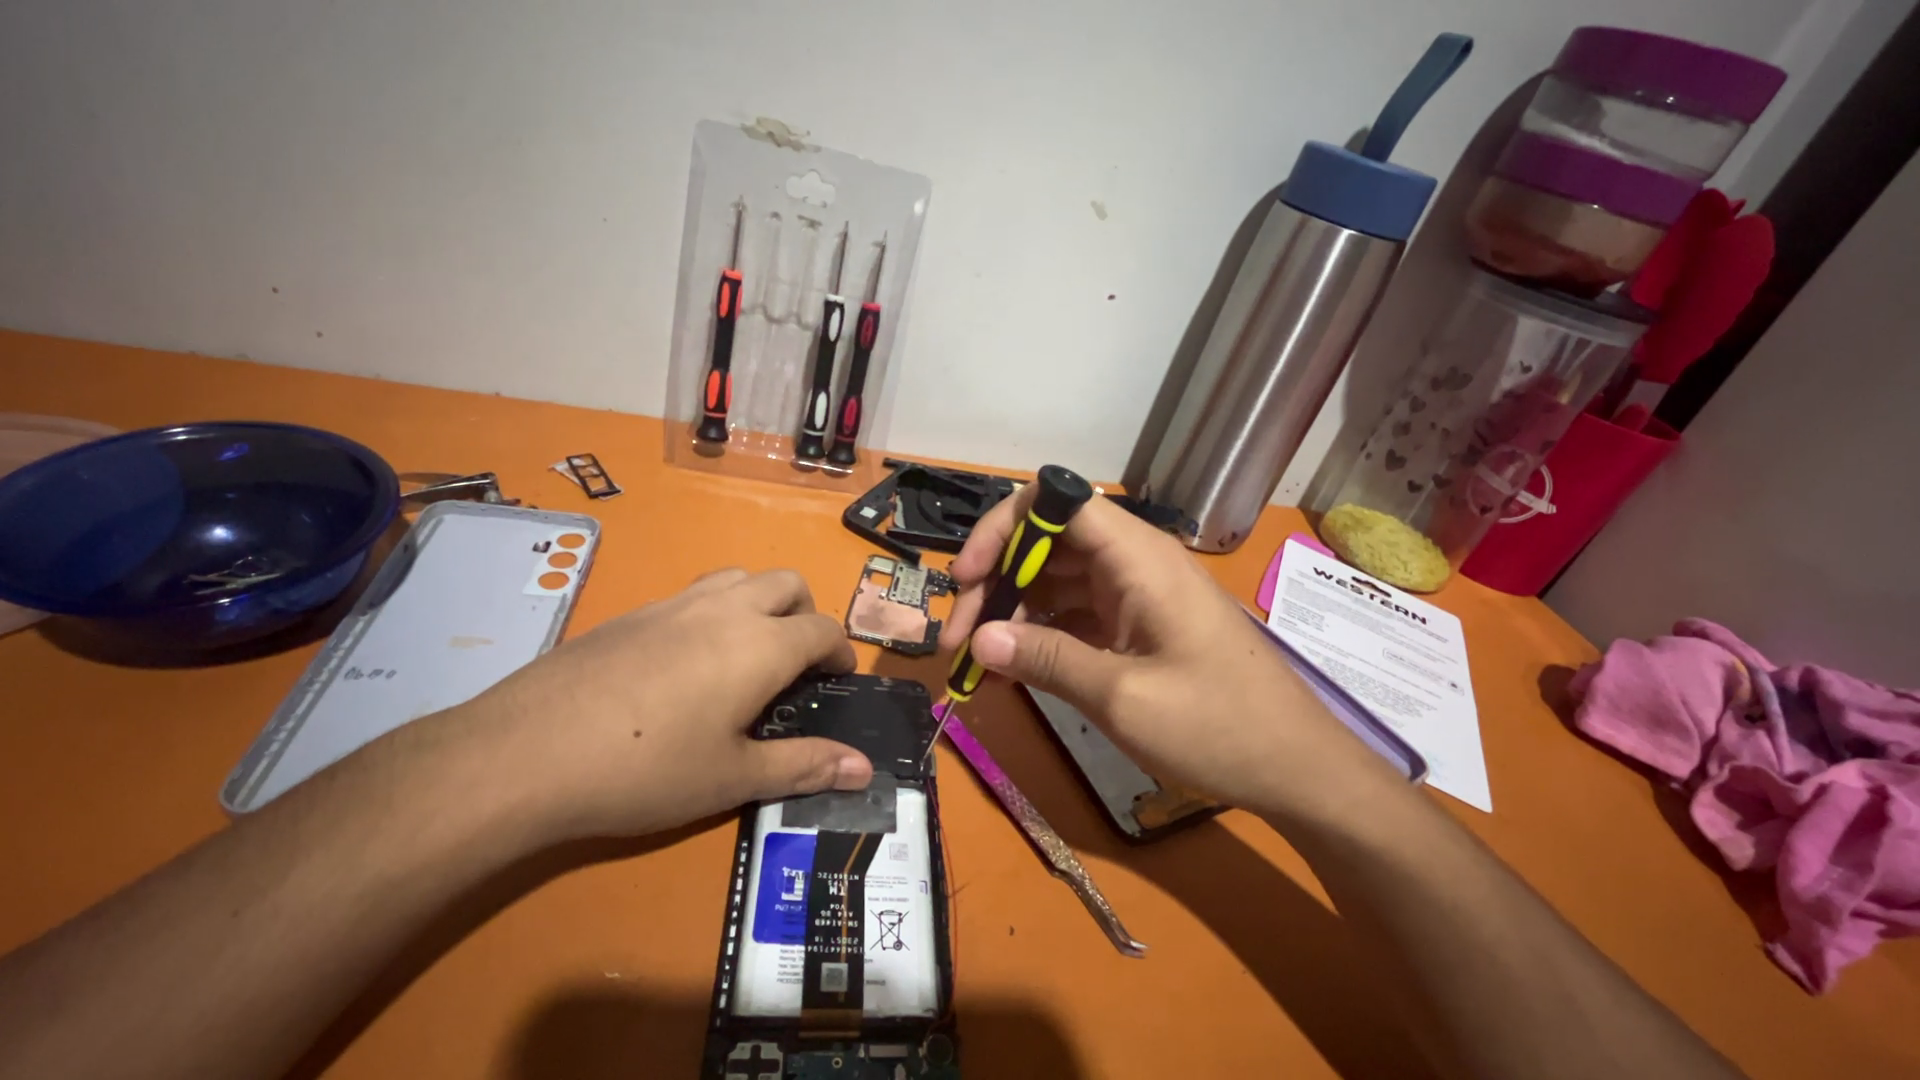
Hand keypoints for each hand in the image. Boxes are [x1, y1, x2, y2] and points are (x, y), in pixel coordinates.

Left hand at [452, 568, 873, 841]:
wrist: (525, 753)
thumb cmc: (646, 771)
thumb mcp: (733, 778)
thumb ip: (804, 766)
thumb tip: (865, 768)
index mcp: (760, 645)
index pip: (822, 629)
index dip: (840, 652)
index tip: (839, 680)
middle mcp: (724, 610)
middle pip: (786, 583)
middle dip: (806, 613)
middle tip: (797, 663)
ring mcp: (672, 605)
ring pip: (738, 576)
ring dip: (760, 602)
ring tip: (747, 653)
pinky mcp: (630, 613)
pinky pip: (692, 594)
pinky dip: (714, 612)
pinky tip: (685, 664)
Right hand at [940, 494, 1392, 816]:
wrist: (1299, 770)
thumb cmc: (1219, 727)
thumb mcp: (1122, 698)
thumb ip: (1047, 660)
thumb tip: (978, 638)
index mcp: (1138, 558)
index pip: (1057, 502)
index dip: (1002, 528)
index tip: (966, 579)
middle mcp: (1136, 563)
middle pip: (1048, 544)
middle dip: (995, 581)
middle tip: (956, 639)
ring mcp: (1139, 596)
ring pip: (1057, 580)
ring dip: (1012, 612)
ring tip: (974, 660)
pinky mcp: (1140, 628)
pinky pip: (1077, 614)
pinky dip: (1042, 634)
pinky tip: (1012, 668)